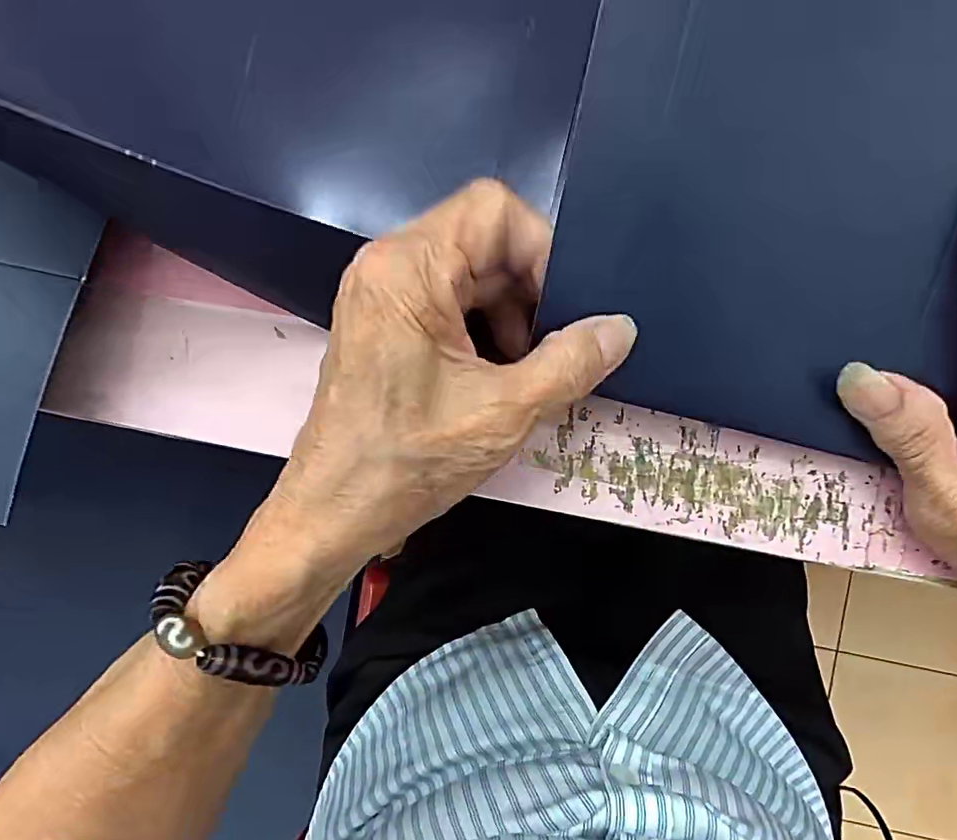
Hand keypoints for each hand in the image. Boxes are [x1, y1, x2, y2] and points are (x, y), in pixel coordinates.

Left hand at [253, 179, 637, 576]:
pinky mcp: (381, 331)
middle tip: (553, 352)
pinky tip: (498, 382)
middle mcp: (387, 268)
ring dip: (508, 321)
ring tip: (527, 375)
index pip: (496, 210)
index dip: (544, 252)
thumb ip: (571, 363)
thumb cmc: (408, 461)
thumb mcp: (504, 412)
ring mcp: (380, 300)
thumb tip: (621, 329)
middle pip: (482, 244)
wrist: (335, 512)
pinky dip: (480, 337)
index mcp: (408, 268)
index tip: (565, 311)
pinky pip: (445, 310)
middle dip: (529, 295)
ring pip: (467, 280)